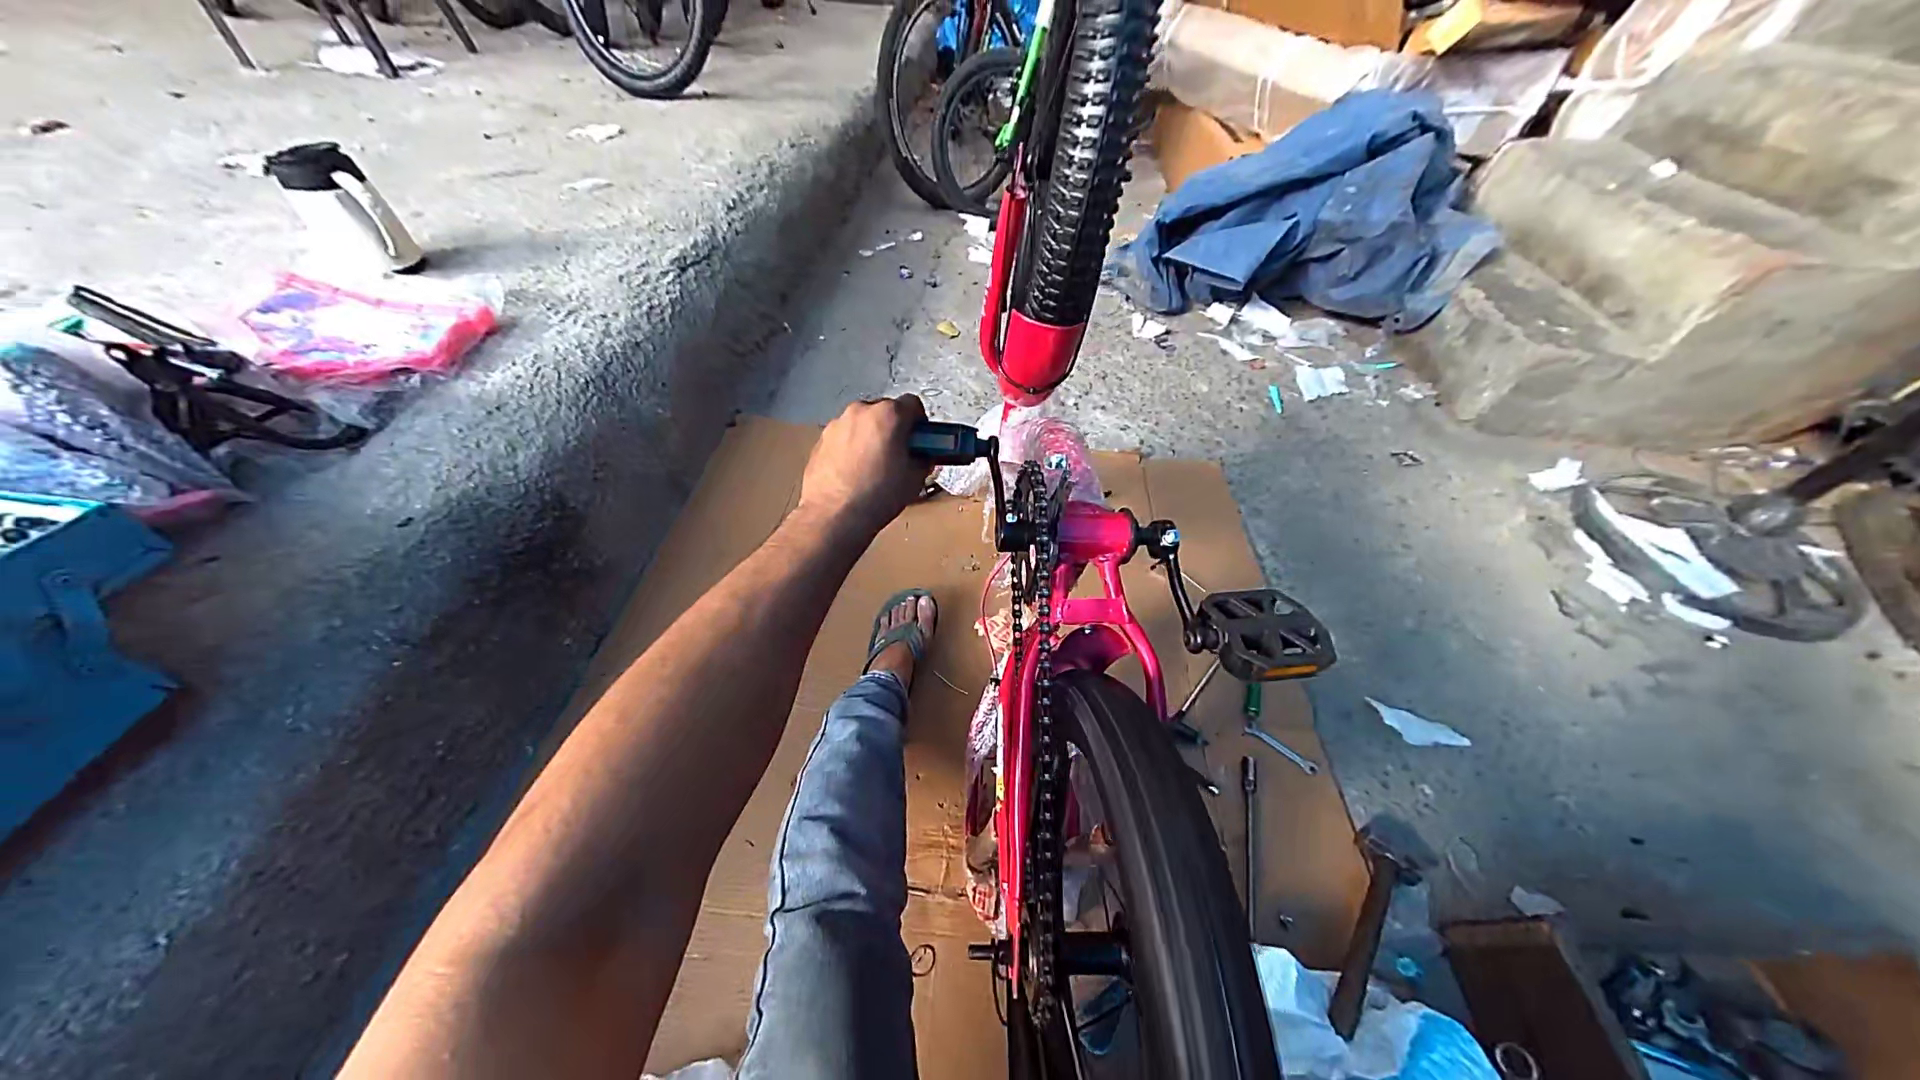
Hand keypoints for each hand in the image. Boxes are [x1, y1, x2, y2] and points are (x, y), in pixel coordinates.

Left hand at [795, 396, 931, 536]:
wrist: (835, 515)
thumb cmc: (873, 496)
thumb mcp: (914, 479)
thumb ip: (923, 460)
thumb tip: (922, 457)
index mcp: (888, 415)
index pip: (912, 404)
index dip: (920, 423)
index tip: (920, 438)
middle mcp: (861, 412)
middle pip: (885, 412)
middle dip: (894, 430)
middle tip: (899, 455)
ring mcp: (838, 424)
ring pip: (862, 424)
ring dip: (871, 439)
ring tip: (875, 468)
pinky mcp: (822, 440)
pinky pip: (844, 437)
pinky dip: (851, 449)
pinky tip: (856, 473)